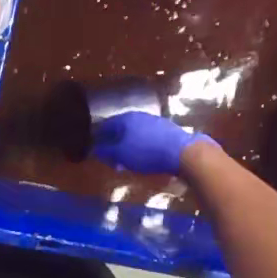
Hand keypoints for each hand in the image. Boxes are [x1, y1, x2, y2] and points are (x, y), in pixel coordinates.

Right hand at [91, 111, 215, 175]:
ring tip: (125, 161)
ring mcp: (154, 122)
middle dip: (113, 143)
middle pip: (120, 129)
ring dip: (127, 146)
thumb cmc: (145, 152)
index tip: (95, 150)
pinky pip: (146, 138)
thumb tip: (95, 149)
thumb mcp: (121, 154)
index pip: (105, 126)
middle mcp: (138, 116)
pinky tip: (141, 158)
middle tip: (109, 158)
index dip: (98, 138)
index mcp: (125, 118)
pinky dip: (139, 147)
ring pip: (133, 134)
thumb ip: (106, 151)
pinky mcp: (165, 130)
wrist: (182, 152)